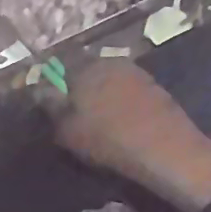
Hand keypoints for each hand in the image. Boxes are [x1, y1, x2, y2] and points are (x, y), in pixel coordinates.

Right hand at [53, 60, 210, 211]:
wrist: (167, 150)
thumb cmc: (109, 140)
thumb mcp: (68, 133)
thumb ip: (52, 110)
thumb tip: (43, 94)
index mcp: (84, 67)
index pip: (58, 66)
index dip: (52, 84)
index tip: (51, 104)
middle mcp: (110, 61)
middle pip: (86, 71)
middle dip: (78, 88)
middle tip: (75, 115)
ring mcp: (136, 72)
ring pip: (109, 80)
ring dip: (102, 95)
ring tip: (100, 122)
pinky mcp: (155, 86)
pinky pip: (128, 91)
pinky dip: (121, 103)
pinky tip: (122, 123)